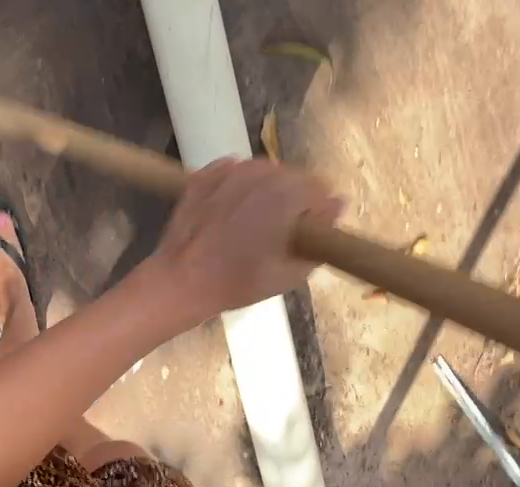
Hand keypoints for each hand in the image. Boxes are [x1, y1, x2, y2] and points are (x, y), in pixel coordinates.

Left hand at [144, 158, 344, 318]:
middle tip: (273, 233)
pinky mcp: (205, 175)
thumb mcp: (288, 274)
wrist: (181, 281)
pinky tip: (227, 214)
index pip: (319, 190)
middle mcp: (262, 172)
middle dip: (289, 200)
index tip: (301, 235)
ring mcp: (230, 170)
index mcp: (288, 193)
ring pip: (262, 173)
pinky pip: (232, 173)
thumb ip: (321, 239)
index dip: (314, 213)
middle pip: (291, 178)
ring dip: (262, 192)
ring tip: (248, 225)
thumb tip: (338, 206)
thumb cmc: (237, 282)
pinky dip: (235, 188)